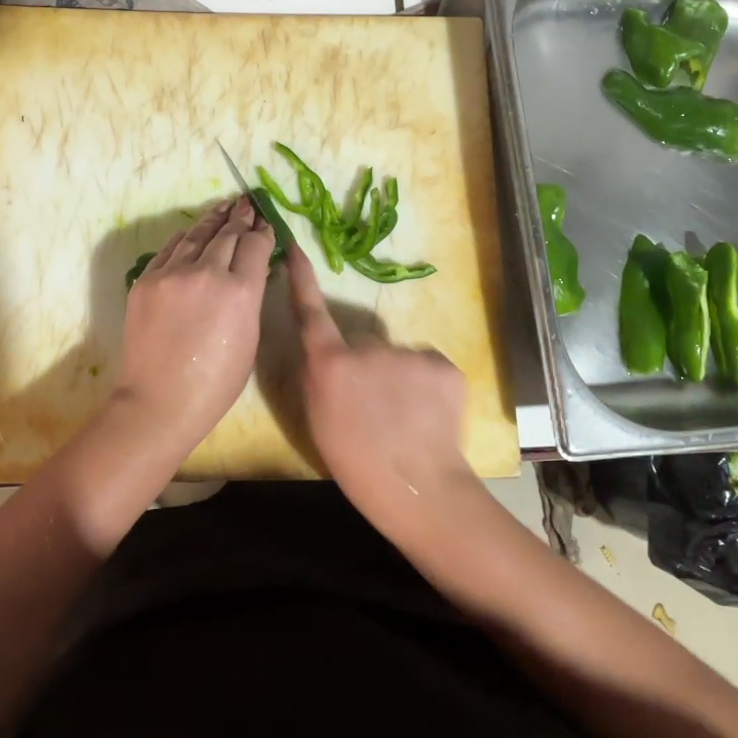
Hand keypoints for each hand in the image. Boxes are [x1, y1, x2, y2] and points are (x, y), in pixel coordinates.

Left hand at [115, 198, 275, 441]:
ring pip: (196, 235)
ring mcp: (172, 274)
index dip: (262, 232)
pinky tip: (192, 232)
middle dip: (240, 218)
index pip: (255, 246)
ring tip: (223, 208)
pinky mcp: (146, 281)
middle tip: (247, 205)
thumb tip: (254, 273)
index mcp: (240, 290)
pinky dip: (185, 237)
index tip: (266, 223)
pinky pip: (169, 249)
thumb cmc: (215, 383)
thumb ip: (251, 299)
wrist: (159, 400)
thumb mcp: (249, 340)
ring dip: (213, 220)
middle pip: (227, 234)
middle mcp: (207, 272)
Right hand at [285, 243, 473, 528]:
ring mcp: (407, 353)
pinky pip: (427, 366)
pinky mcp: (442, 364)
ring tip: (404, 418)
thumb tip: (325, 352)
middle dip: (367, 367)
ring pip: (397, 358)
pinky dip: (427, 385)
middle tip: (374, 409)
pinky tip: (427, 415)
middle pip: (363, 345)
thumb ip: (319, 377)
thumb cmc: (356, 463)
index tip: (295, 249)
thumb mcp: (318, 420)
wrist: (416, 488)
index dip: (302, 280)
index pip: (311, 312)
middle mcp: (366, 348)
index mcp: (329, 364)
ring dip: (399, 378)